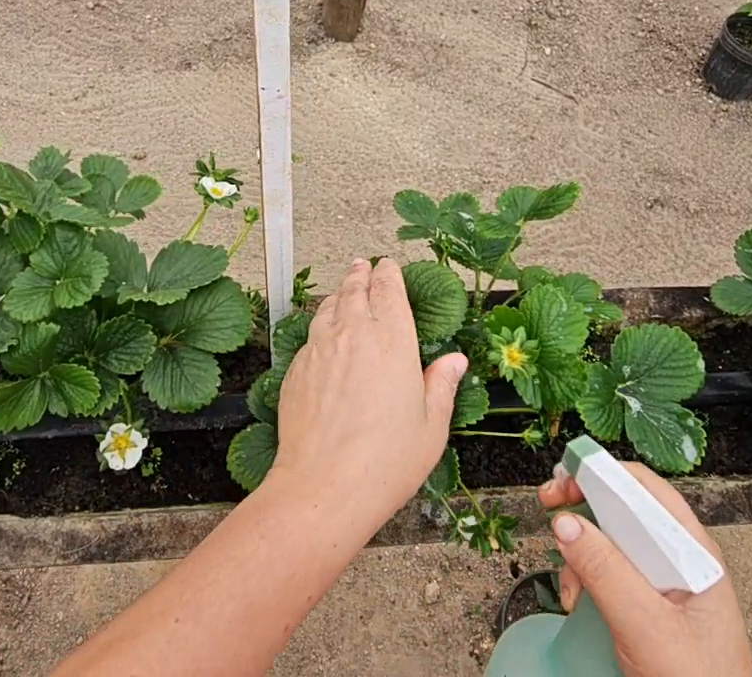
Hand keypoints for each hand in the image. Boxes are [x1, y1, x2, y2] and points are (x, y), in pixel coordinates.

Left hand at [268, 258, 467, 539]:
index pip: (388, 291)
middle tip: (363, 264)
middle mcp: (353, 335)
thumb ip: (441, 386)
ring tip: (343, 289)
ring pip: (328, 308)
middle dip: (361, 274)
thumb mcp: (430, 427)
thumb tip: (454, 361)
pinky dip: (320, 324)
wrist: (323, 486)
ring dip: (338, 294)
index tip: (388, 265)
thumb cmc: (385, 462)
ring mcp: (320, 349)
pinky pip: (310, 335)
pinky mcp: (297, 369)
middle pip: (354, 290)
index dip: (388, 274)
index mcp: (392, 341)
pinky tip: (324, 333)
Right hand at [538, 465, 751, 676]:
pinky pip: (609, 572)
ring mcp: (664, 582)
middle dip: (582, 505)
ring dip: (580, 551)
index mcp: (692, 552)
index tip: (561, 478)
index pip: (643, 488)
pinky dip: (585, 577)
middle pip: (623, 507)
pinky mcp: (648, 604)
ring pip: (611, 539)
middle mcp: (679, 558)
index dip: (600, 474)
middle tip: (548, 505)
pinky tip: (577, 601)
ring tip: (569, 585)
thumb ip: (607, 573)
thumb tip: (565, 522)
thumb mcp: (646, 629)